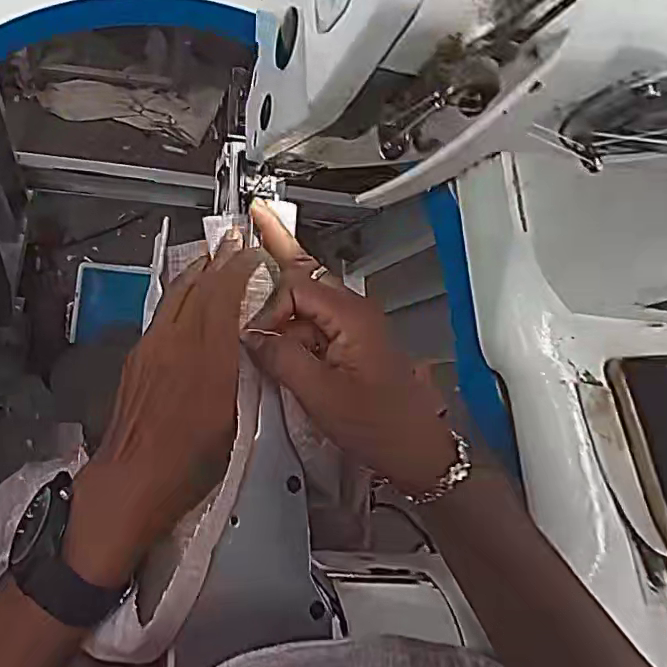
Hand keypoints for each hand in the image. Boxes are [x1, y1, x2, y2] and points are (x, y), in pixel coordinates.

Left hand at [63, 237, 266, 587]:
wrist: (131, 480)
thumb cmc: (186, 462)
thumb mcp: (234, 419)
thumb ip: (243, 374)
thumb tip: (250, 347)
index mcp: (208, 357)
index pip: (225, 296)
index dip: (240, 269)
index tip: (253, 254)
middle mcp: (176, 343)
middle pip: (198, 286)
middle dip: (219, 260)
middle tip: (234, 241)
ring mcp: (152, 348)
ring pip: (175, 295)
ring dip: (196, 272)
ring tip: (211, 258)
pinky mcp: (136, 358)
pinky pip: (161, 313)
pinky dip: (178, 295)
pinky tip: (184, 299)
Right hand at [242, 200, 456, 494]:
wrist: (415, 450)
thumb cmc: (382, 425)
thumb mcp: (321, 395)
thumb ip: (282, 359)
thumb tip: (252, 339)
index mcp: (351, 317)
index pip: (296, 287)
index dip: (267, 310)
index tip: (251, 336)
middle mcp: (353, 314)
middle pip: (306, 274)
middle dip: (279, 246)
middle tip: (259, 216)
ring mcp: (352, 328)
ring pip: (306, 299)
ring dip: (280, 294)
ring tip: (258, 279)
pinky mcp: (348, 345)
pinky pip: (312, 323)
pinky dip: (289, 323)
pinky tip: (273, 335)